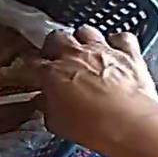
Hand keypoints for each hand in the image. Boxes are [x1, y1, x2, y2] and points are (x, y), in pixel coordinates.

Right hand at [33, 25, 157, 156]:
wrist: (128, 124)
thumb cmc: (91, 125)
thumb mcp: (55, 122)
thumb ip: (46, 107)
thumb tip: (43, 103)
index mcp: (51, 73)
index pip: (31, 61)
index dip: (29, 65)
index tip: (30, 70)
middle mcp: (75, 56)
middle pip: (56, 37)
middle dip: (53, 45)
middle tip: (55, 56)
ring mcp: (102, 52)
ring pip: (86, 31)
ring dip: (82, 39)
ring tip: (83, 51)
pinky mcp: (128, 54)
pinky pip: (122, 37)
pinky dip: (117, 41)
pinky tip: (115, 49)